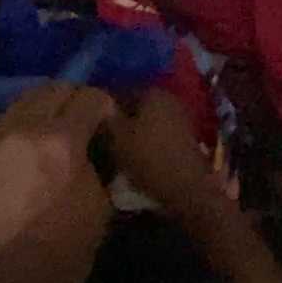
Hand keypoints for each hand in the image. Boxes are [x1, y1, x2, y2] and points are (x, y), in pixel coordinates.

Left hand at [0, 84, 115, 282]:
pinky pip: (0, 122)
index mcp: (61, 142)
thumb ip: (98, 170)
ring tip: (53, 128)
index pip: (87, 98)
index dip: (104, 104)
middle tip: (84, 119)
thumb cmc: (57, 257)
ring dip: (44, 106)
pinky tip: (24, 143)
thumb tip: (95, 154)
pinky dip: (18, 123)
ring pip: (23, 101)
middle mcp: (25, 128)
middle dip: (74, 99)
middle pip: (53, 90)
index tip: (110, 119)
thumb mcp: (98, 213)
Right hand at [105, 88, 222, 217]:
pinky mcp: (186, 141)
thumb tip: (98, 105)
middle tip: (103, 140)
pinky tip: (135, 161)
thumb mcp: (117, 136)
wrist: (188, 191)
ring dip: (133, 136)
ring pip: (147, 123)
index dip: (104, 108)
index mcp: (152, 91)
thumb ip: (105, 117)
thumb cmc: (149, 158)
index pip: (120, 91)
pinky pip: (158, 137)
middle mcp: (169, 99)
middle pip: (135, 108)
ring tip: (117, 154)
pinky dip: (146, 146)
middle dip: (120, 122)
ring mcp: (180, 120)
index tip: (92, 125)